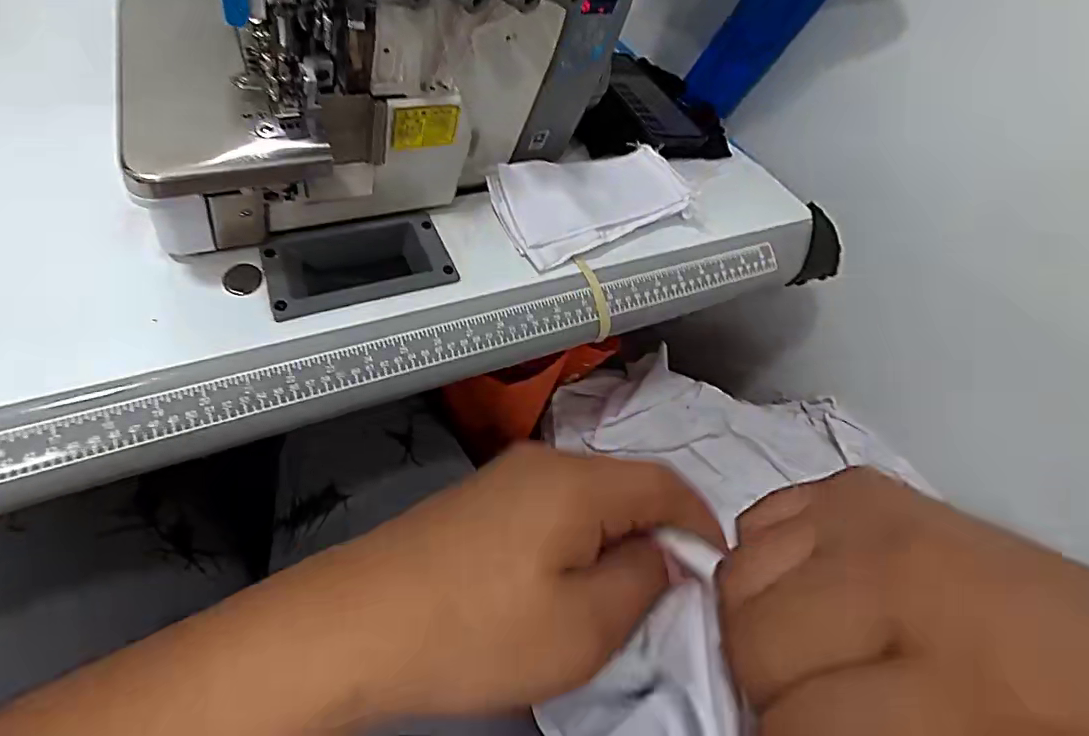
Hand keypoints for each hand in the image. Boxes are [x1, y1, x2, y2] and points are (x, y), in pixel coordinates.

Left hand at [293, 442, 726, 723]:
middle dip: (656, 532)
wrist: (369, 615)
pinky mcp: (481, 496)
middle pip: (622, 484)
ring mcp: (505, 475)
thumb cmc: (480, 627)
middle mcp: (540, 462)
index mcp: (574, 481)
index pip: (663, 483)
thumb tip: (665, 555)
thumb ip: (641, 581)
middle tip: (669, 592)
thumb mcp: (584, 626)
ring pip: (585, 495)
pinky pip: (549, 504)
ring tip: (617, 594)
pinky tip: (563, 578)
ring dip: (613, 536)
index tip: (718, 567)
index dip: (700, 522)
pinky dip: (575, 535)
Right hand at [719, 467, 1088, 735]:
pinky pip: (759, 517)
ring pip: (741, 569)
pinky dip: (767, 564)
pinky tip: (811, 595)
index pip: (799, 719)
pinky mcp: (856, 484)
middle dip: (765, 691)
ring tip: (801, 656)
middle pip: (755, 634)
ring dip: (757, 624)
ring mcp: (868, 513)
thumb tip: (776, 729)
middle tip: (801, 712)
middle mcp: (892, 573)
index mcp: (954, 678)